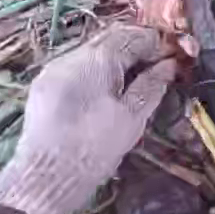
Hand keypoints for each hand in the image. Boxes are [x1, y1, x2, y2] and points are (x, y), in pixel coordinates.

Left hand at [0, 25, 179, 213]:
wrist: (45, 177)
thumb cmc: (95, 147)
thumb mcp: (132, 118)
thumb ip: (152, 85)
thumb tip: (169, 64)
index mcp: (98, 58)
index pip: (133, 36)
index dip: (156, 43)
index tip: (172, 56)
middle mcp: (73, 54)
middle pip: (110, 38)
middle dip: (135, 46)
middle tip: (155, 64)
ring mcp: (54, 68)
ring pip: (90, 51)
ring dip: (113, 58)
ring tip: (132, 78)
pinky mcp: (42, 85)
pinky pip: (74, 66)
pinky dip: (93, 70)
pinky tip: (102, 89)